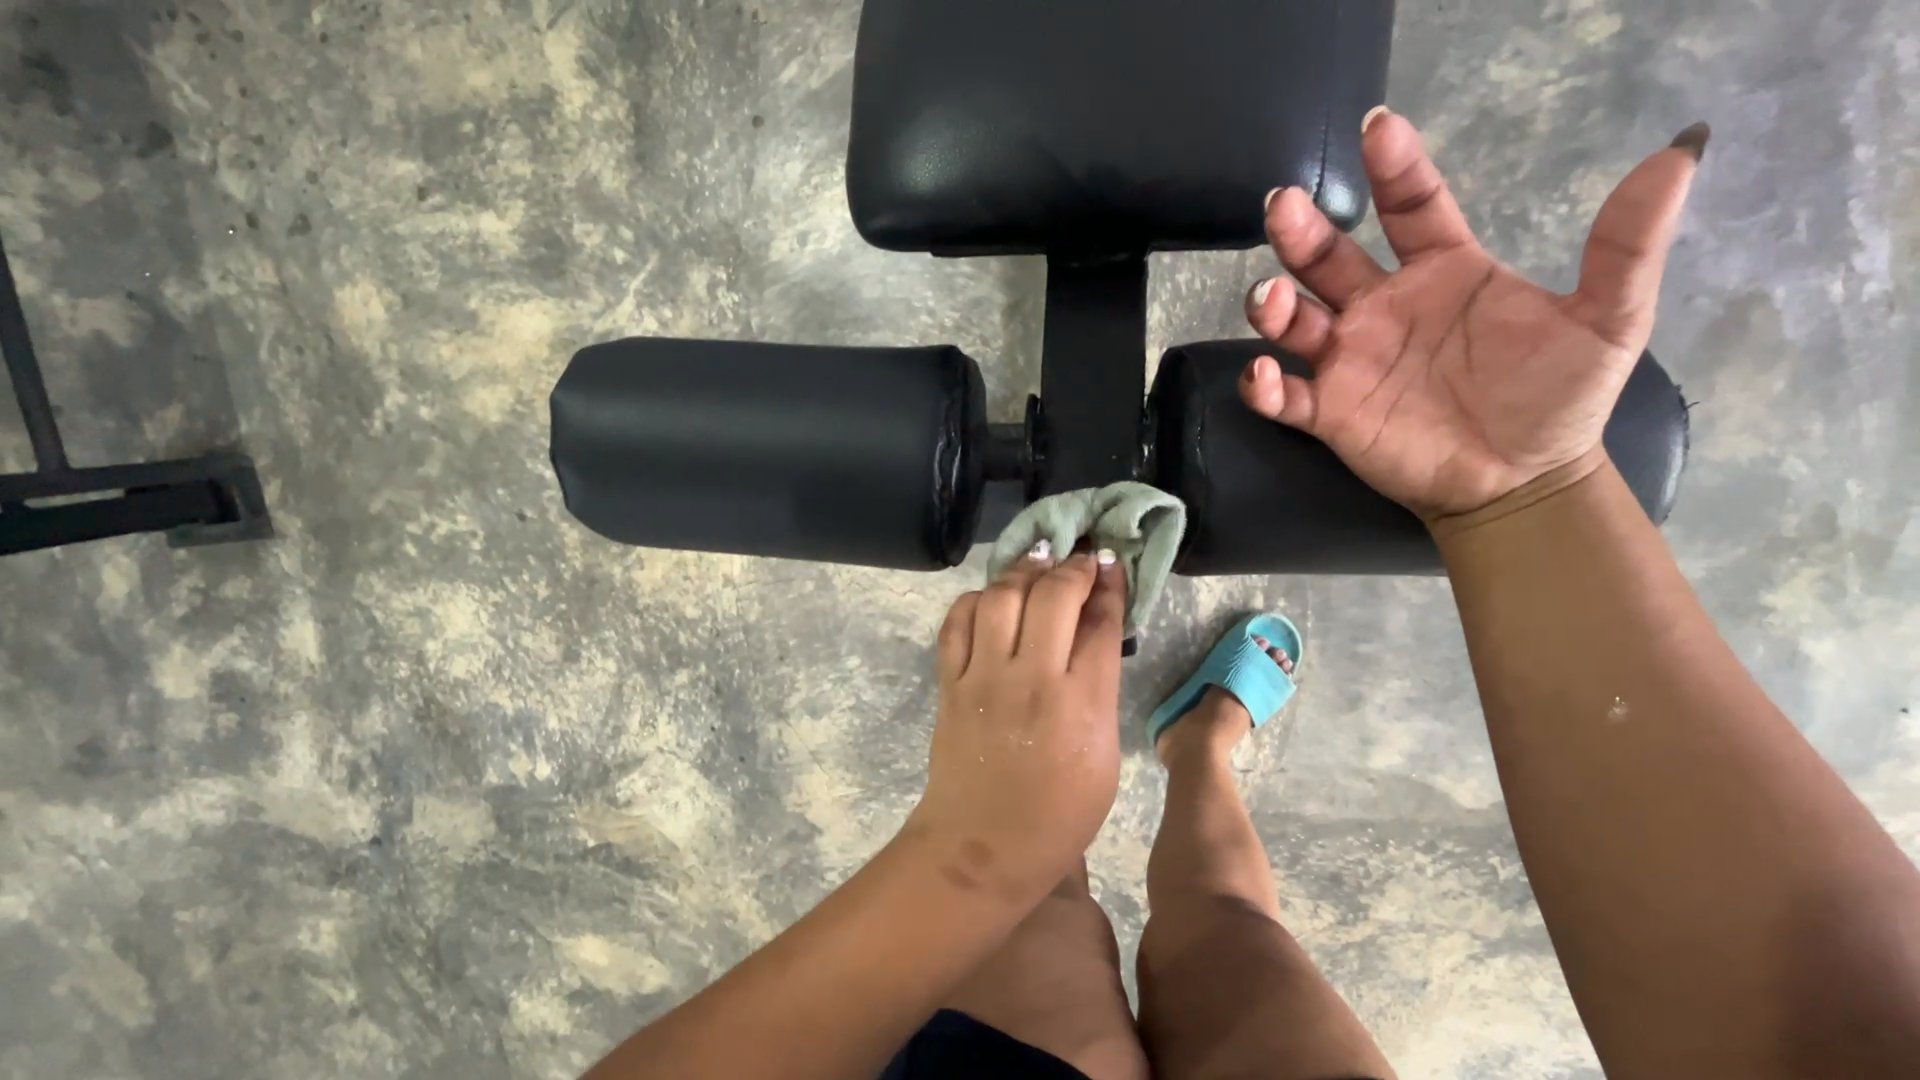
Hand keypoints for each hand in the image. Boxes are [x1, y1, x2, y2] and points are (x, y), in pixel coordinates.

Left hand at [906, 545, 1127, 903]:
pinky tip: (991, 599)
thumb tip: (1095, 638)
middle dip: (1070, 568)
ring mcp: (985, 678)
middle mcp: (1033, 679)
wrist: (983, 846)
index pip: (1100, 624)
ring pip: (1001, 597)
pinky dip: (975, 600)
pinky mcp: (950, 684)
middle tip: (1078, 559)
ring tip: (1036, 563)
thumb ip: (1101, 691)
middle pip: (1052, 596)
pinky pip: (957, 622)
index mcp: (1083, 704)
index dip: (1109, 586)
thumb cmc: (1059, 813)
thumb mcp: (1104, 756)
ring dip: (1022, 572)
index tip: (1110, 565)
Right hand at [1239, 109, 1707, 521]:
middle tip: (1285, 205)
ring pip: (1295, 321)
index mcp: (1442, 272)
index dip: (1394, 168)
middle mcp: (1383, 307)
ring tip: (1274, 298)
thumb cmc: (1556, 398)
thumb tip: (1675, 156)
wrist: (1524, 479)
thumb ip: (1625, 247)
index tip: (1377, 127)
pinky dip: (1264, 386)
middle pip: (1329, 259)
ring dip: (1274, 305)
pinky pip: (1285, 397)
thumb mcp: (1608, 320)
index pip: (1410, 207)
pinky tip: (1264, 375)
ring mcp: (1350, 360)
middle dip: (1302, 231)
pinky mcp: (1331, 413)